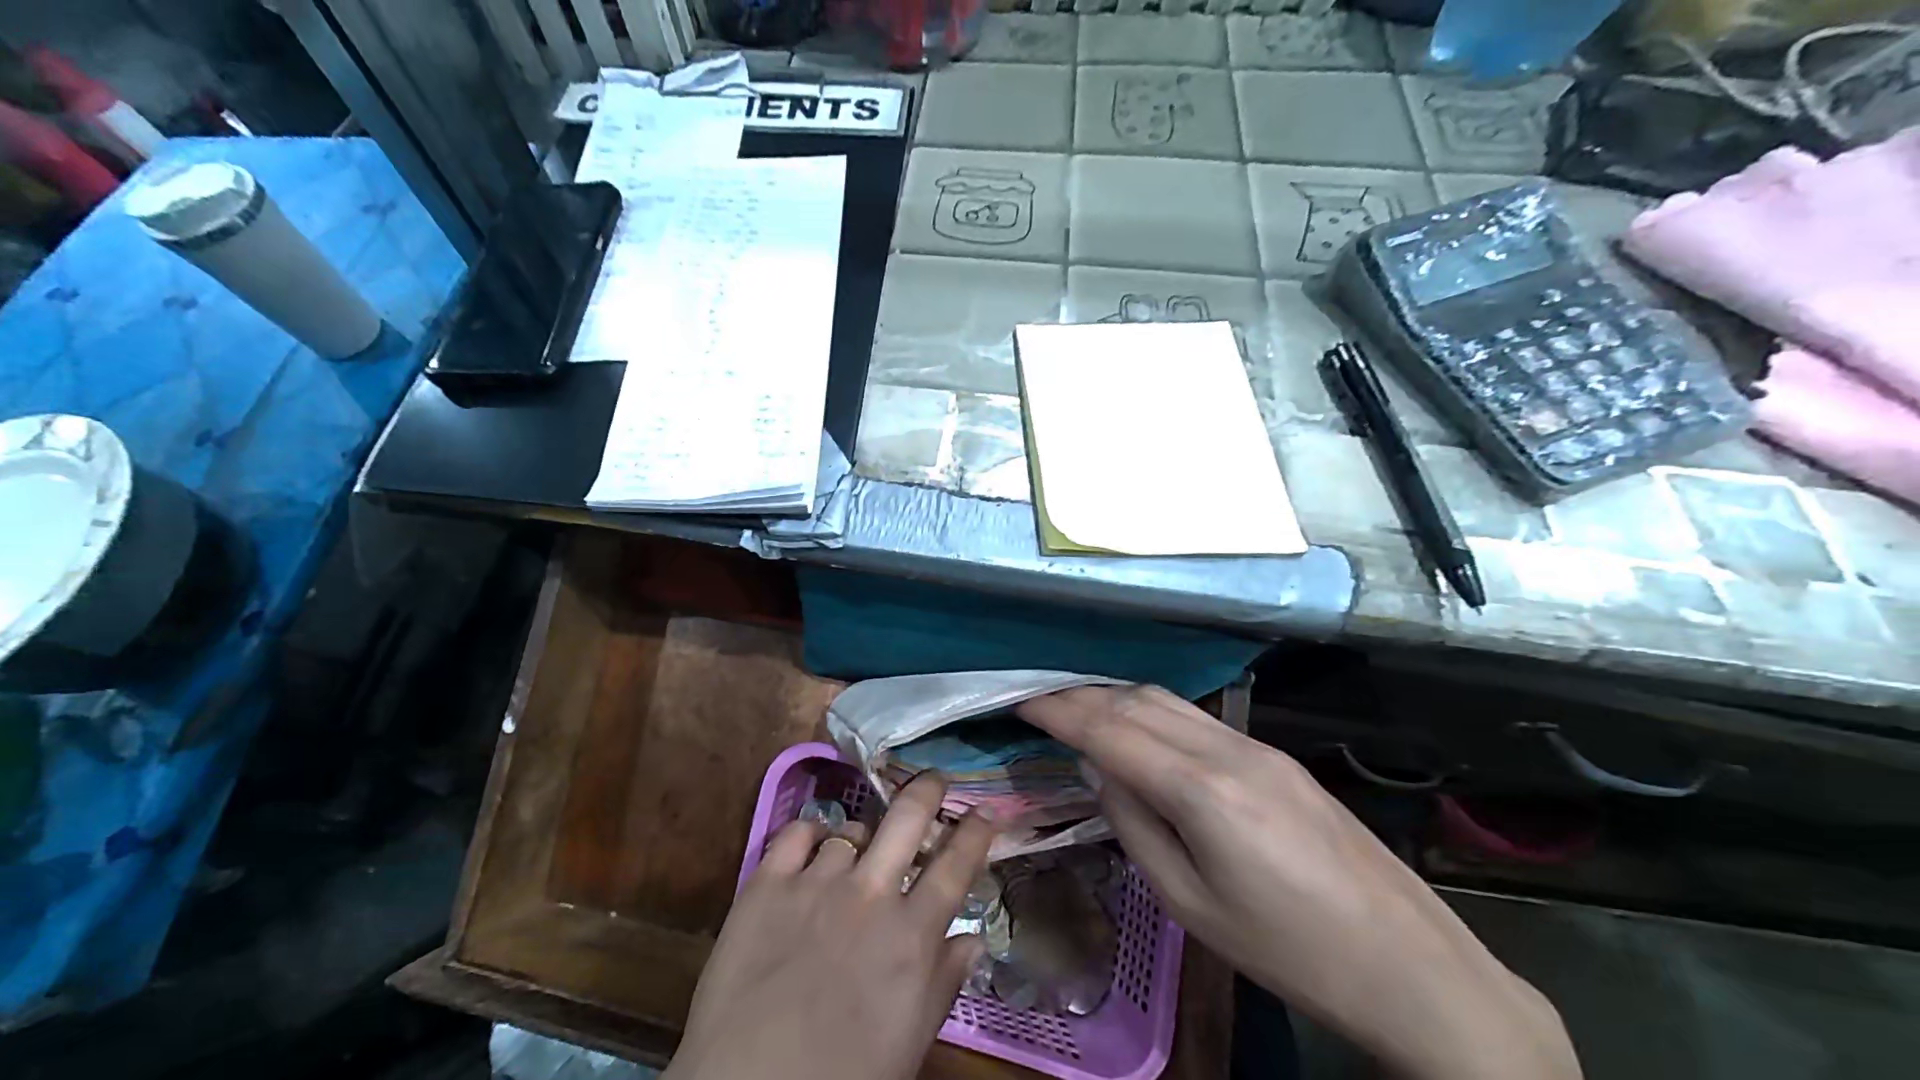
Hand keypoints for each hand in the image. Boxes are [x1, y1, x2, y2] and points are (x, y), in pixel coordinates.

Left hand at [666, 772, 995, 1079]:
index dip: (975, 831)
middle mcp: (870, 894)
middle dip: (927, 790)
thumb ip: (945, 981)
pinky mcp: (766, 883)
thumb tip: (973, 938)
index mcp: (912, 935)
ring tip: (855, 856)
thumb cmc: (844, 1075)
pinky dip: (810, 833)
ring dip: (860, 839)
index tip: (985, 809)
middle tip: (933, 781)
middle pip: (908, 818)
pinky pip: (797, 833)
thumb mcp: (910, 1039)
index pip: (956, 865)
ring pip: (850, 832)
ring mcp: (816, 882)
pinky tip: (811, 845)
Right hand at [1017, 686, 1579, 1079]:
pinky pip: (1197, 718)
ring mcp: (1259, 747)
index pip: (1111, 730)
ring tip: (1078, 710)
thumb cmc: (1288, 951)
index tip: (1020, 701)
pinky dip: (1152, 713)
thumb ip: (1135, 825)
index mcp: (1202, 790)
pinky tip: (1138, 731)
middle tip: (1039, 702)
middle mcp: (1228, 749)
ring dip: (1116, 698)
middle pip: (1138, 701)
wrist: (1410, 966)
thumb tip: (1098, 770)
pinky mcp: (1277, 758)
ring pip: (1169, 701)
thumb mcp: (1190, 904)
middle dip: (1082, 695)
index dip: (1059, 711)